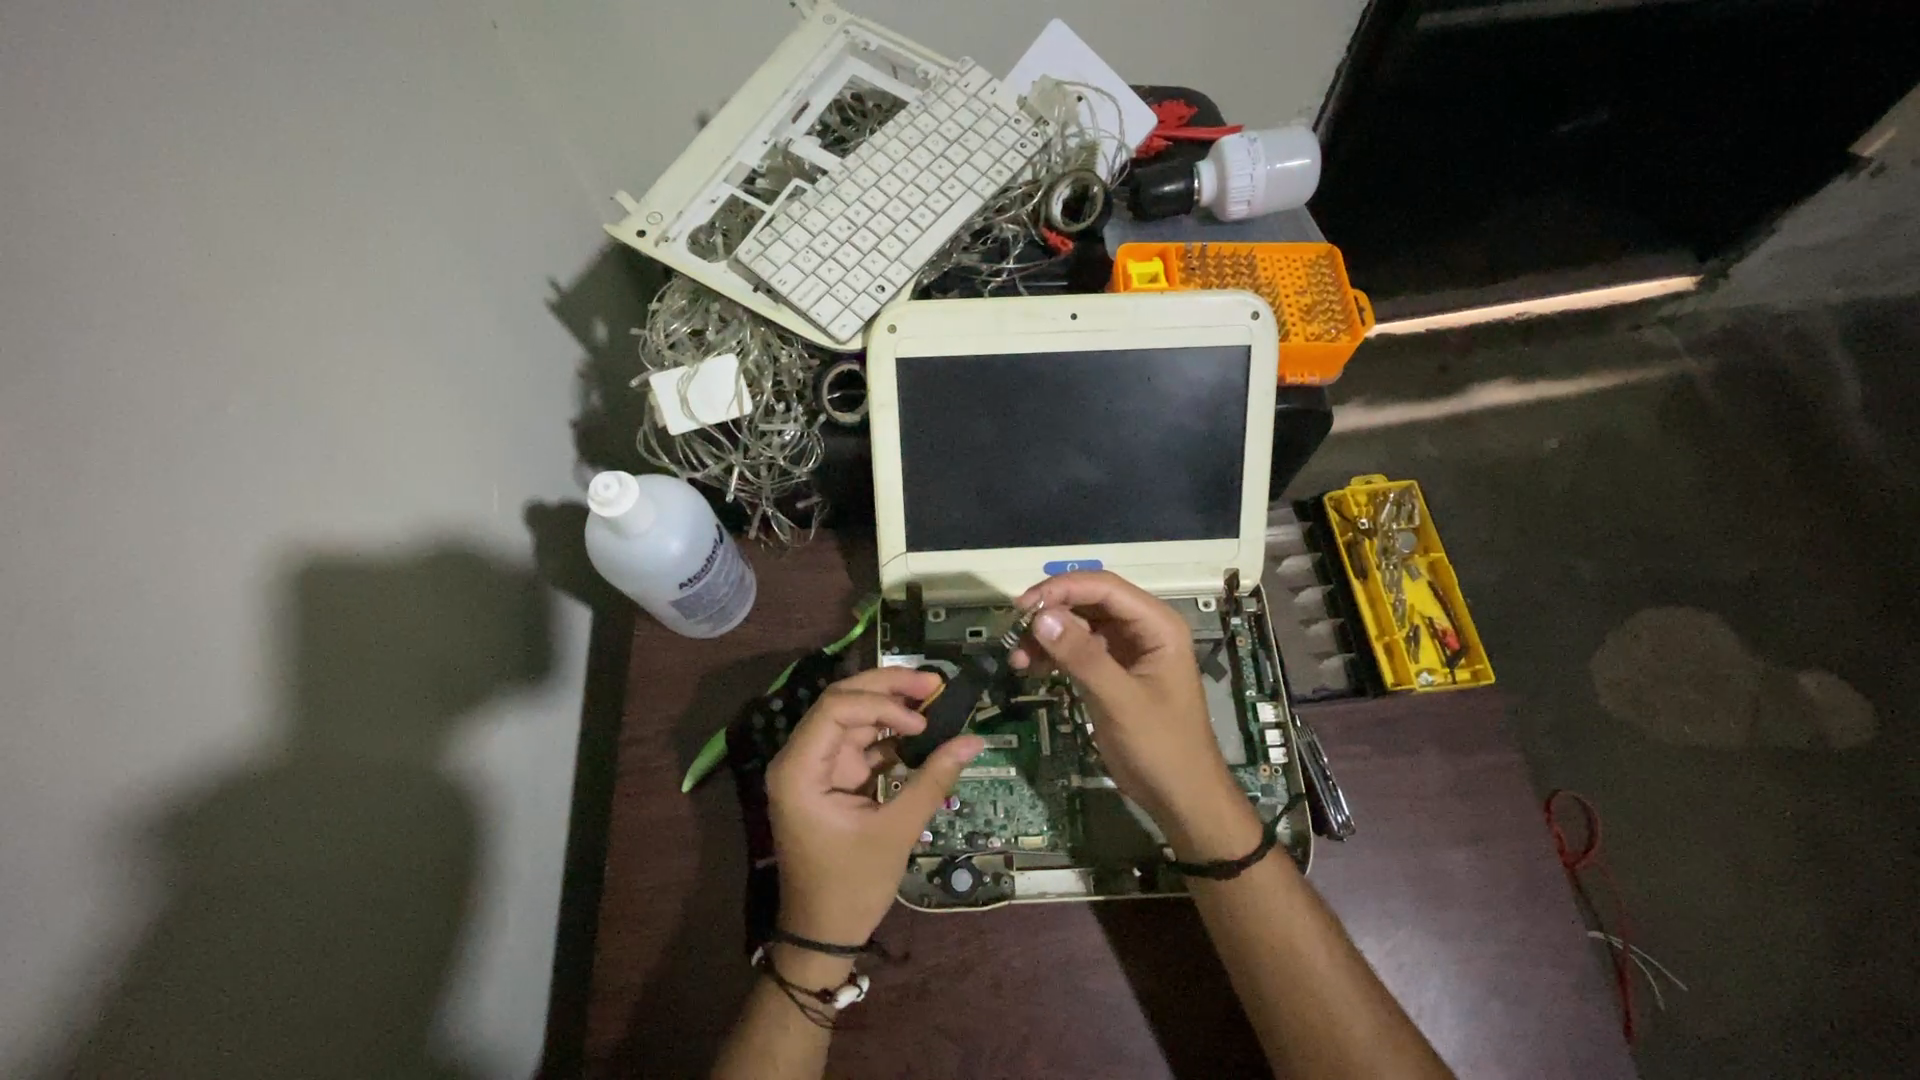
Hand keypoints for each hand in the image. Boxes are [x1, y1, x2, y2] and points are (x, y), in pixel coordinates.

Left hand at [766, 667, 985, 945]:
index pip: (836, 708)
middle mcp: (801, 758)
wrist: (823, 932)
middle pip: (842, 702)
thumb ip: (932, 780)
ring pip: (853, 717)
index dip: (881, 703)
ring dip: (892, 707)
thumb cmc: (851, 885)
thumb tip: (975, 740)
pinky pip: (861, 743)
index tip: (922, 723)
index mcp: (800, 769)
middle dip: (888, 688)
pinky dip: (890, 735)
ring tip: (934, 700)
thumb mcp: (896, 831)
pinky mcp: (833, 779)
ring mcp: (816, 767)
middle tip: (934, 682)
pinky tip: (923, 732)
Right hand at [1011, 571, 1259, 858]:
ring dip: (1047, 637)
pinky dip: (1053, 656)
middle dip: (1050, 614)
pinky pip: (1078, 651)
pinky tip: (1030, 669)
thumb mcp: (1120, 701)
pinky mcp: (1112, 673)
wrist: (1181, 797)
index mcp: (1157, 625)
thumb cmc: (1161, 747)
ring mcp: (1127, 651)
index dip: (1062, 589)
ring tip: (1017, 660)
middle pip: (1088, 602)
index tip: (1022, 607)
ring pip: (1078, 626)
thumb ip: (1082, 656)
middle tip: (1013, 634)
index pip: (1104, 587)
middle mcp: (1143, 629)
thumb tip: (1040, 617)